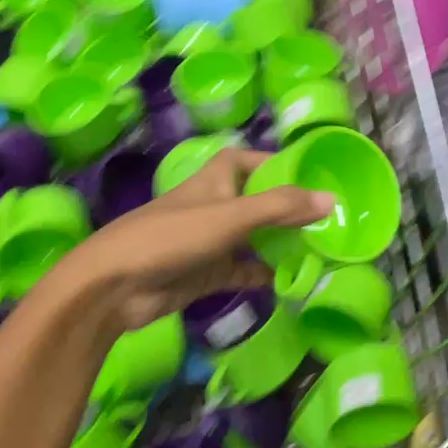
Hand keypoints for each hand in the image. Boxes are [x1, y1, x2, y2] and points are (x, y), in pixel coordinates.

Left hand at [51, 148, 334, 334]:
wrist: (113, 286)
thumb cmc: (172, 236)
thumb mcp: (232, 215)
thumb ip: (282, 207)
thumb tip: (333, 199)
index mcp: (220, 177)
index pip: (260, 160)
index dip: (287, 166)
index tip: (322, 178)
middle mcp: (219, 202)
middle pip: (264, 200)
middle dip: (293, 210)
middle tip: (333, 220)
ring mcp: (214, 239)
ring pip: (257, 236)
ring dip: (283, 243)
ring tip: (323, 250)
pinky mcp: (208, 271)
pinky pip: (246, 269)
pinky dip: (266, 273)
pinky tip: (293, 281)